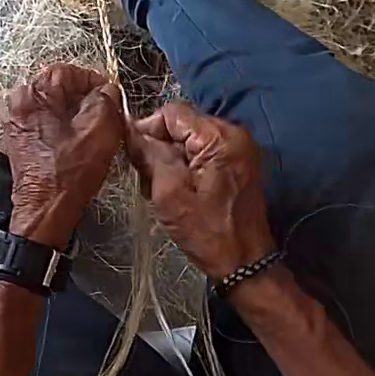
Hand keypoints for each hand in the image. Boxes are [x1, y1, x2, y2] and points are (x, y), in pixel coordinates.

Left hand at [2, 65, 124, 245]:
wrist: (45, 210)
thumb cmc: (69, 173)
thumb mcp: (100, 130)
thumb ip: (106, 100)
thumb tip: (107, 90)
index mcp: (34, 95)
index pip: (67, 71)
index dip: (93, 80)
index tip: (110, 94)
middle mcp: (19, 105)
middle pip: (59, 88)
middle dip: (85, 98)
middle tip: (105, 113)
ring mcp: (18, 123)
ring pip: (55, 107)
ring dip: (76, 114)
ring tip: (95, 130)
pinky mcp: (22, 141)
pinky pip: (48, 123)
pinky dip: (65, 128)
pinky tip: (79, 143)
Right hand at [123, 103, 275, 280]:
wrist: (245, 263)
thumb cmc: (207, 231)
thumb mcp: (170, 193)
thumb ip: (150, 155)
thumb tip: (129, 130)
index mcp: (220, 137)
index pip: (172, 113)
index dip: (146, 130)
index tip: (133, 156)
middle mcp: (234, 134)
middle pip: (181, 124)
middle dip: (159, 146)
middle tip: (146, 177)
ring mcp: (239, 148)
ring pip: (189, 138)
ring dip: (170, 158)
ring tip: (161, 187)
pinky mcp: (238, 162)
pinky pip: (202, 151)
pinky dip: (185, 165)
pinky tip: (178, 188)